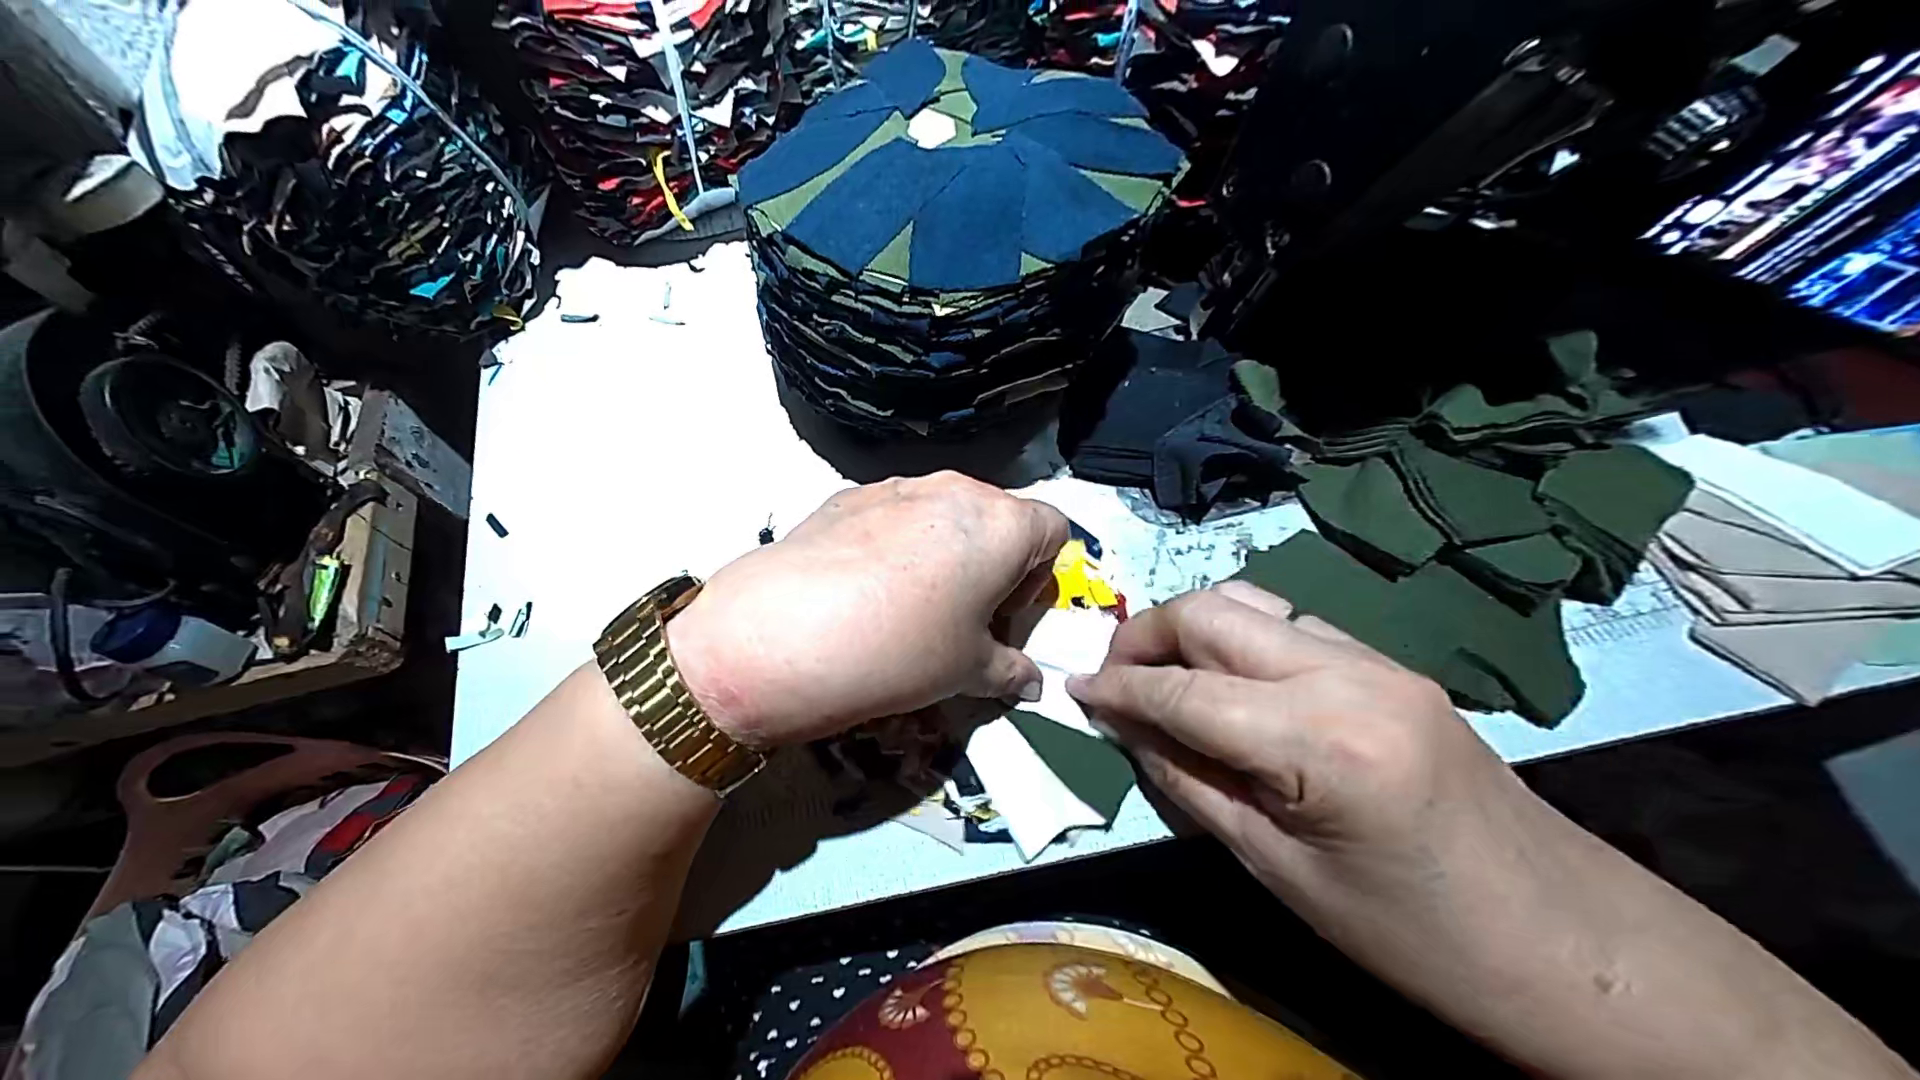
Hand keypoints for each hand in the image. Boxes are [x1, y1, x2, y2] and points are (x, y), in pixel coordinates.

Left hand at [665, 472, 1067, 748]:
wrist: (786, 632)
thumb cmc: (904, 648)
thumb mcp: (968, 669)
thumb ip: (1010, 670)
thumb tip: (1031, 684)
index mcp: (1002, 523)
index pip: (1054, 530)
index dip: (1041, 576)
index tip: (1005, 615)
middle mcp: (955, 489)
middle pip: (998, 518)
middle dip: (994, 564)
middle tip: (964, 615)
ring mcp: (897, 486)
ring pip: (944, 514)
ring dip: (945, 552)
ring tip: (910, 604)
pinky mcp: (848, 494)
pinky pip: (894, 514)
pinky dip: (897, 544)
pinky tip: (866, 589)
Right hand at [1067, 583, 1919, 1079]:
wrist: (1575, 946)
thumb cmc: (1414, 937)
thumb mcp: (1278, 872)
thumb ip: (1190, 785)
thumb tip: (1128, 730)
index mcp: (1320, 742)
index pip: (1183, 690)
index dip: (1117, 688)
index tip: (1073, 689)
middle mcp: (1347, 674)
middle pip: (1211, 614)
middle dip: (1143, 635)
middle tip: (1109, 675)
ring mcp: (1377, 659)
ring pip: (1248, 604)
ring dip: (1188, 628)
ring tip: (1156, 670)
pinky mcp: (1391, 663)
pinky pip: (1288, 625)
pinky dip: (1235, 638)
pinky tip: (1221, 676)